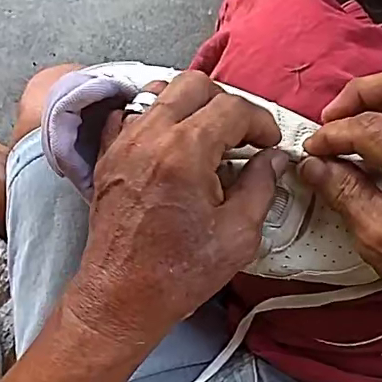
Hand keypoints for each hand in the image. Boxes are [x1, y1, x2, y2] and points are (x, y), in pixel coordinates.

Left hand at [62, 71, 285, 352]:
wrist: (122, 297)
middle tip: (243, 133)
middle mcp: (150, 138)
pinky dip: (156, 116)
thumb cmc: (177, 274)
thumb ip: (261, 186)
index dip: (260, 121)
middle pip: (195, 84)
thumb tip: (273, 160)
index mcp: (185, 153)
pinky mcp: (108, 157)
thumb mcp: (238, 234)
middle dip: (227, 102)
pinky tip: (171, 143)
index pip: (232, 108)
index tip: (268, 142)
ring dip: (191, 104)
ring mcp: (124, 144)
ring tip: (209, 135)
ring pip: (161, 91)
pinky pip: (131, 114)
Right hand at [299, 68, 381, 339]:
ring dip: (377, 104)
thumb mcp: (380, 238)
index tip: (311, 150)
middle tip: (331, 122)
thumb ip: (344, 193)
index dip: (332, 134)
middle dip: (358, 94)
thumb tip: (313, 166)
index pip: (370, 125)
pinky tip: (374, 150)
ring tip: (348, 133)